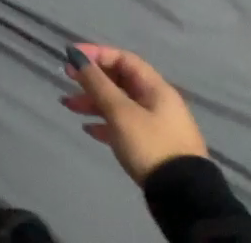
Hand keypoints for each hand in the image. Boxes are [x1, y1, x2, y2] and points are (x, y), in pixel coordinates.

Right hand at [61, 43, 208, 184]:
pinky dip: (105, 123)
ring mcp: (155, 125)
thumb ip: (97, 83)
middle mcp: (157, 102)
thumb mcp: (120, 112)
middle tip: (67, 78)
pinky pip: (124, 126)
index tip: (72, 57)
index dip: (97, 53)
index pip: (124, 59)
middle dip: (92, 79)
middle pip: (120, 81)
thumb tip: (78, 57)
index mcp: (156, 89)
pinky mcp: (151, 146)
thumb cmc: (150, 145)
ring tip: (69, 106)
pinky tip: (88, 129)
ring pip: (119, 104)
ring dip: (93, 102)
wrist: (183, 196)